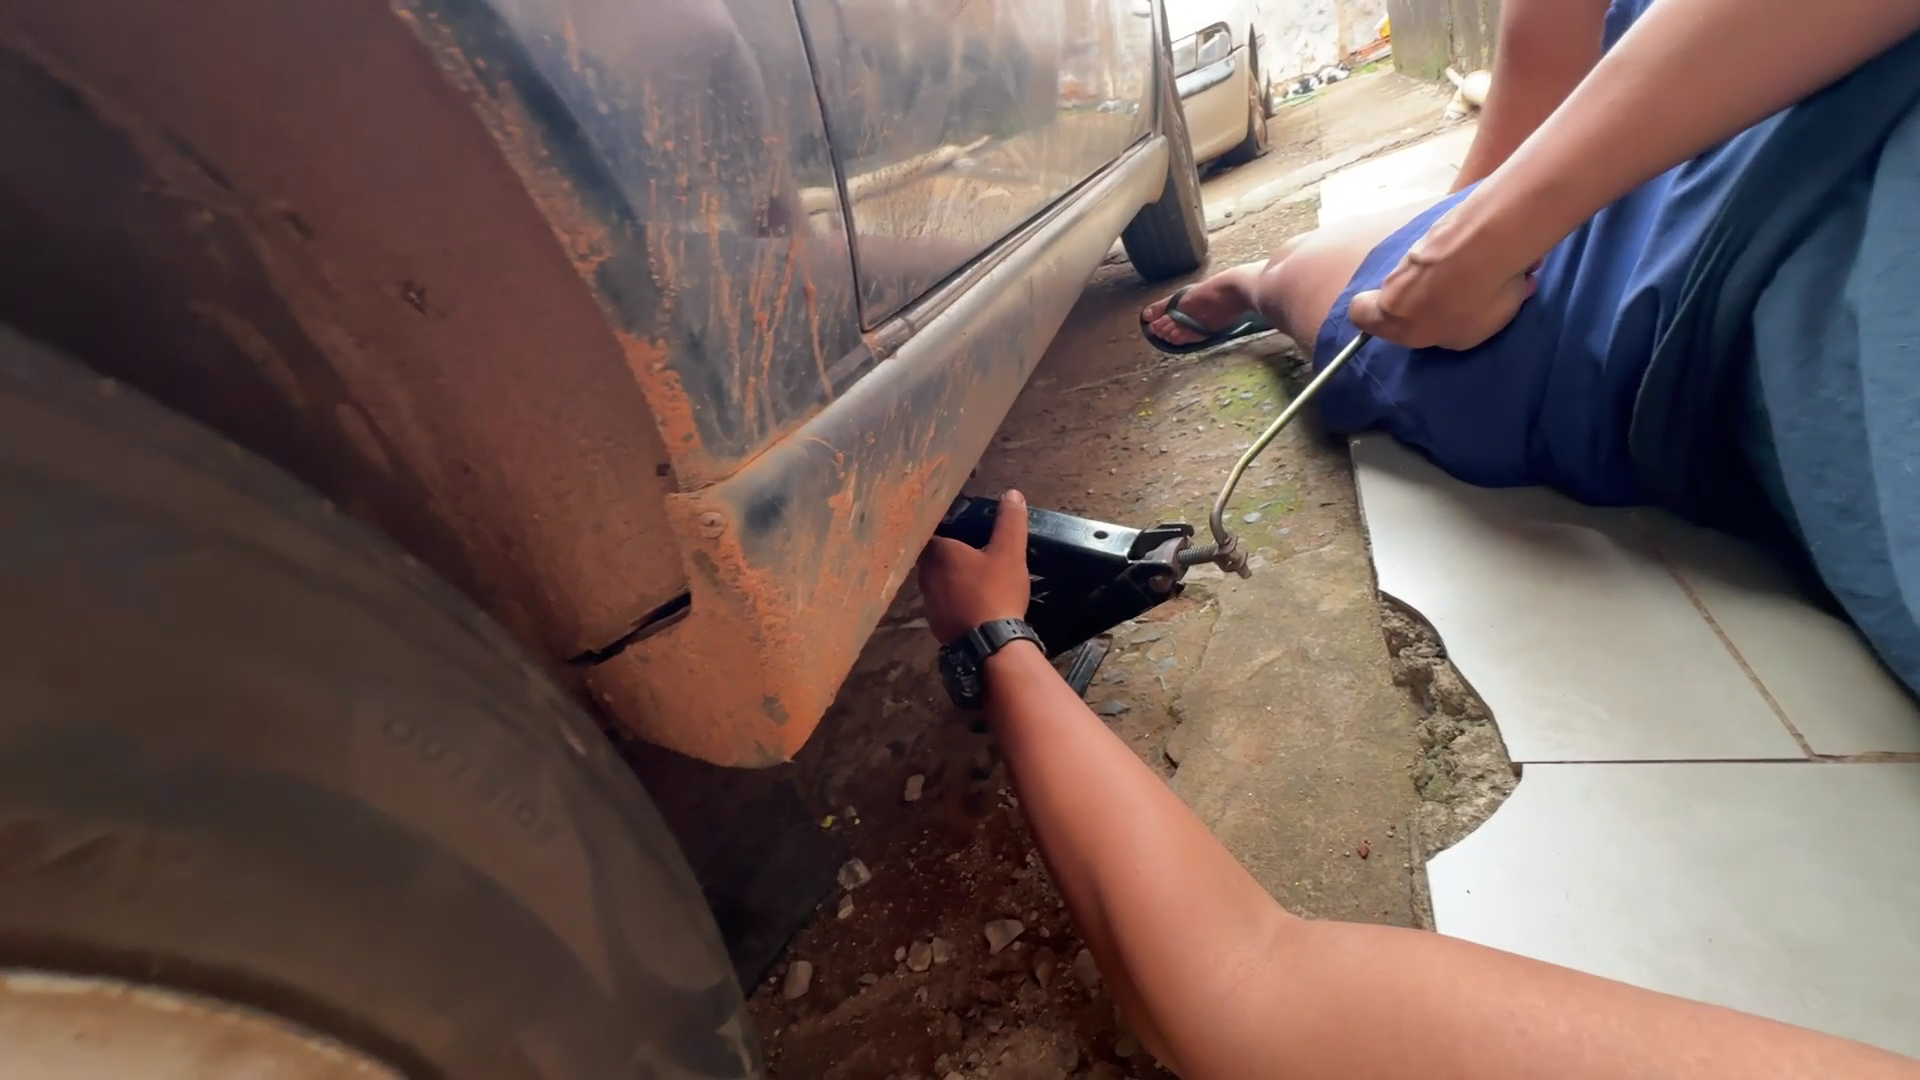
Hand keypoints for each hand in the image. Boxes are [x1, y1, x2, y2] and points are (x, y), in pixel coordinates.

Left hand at [916, 489, 1030, 644]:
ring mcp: (927, 600)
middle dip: (948, 552)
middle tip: (970, 549)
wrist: (989, 644)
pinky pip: (942, 602)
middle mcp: (925, 574)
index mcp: (939, 552)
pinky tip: (970, 600)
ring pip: (936, 580)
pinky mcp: (934, 622)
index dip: (945, 527)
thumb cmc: (996, 592)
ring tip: (971, 574)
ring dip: (949, 577)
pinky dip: (953, 598)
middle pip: (932, 555)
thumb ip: (1009, 521)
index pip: (931, 530)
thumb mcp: (1009, 552)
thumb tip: (1012, 494)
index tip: (960, 526)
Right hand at [1347, 202, 1541, 350]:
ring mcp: (1413, 253)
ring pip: (1423, 267)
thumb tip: (1448, 325)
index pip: (1358, 314)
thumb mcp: (1463, 339)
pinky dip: (1467, 251)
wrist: (1487, 245)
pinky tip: (1496, 252)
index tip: (1392, 318)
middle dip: (1422, 294)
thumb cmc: (1470, 302)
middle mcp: (1393, 285)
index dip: (1369, 315)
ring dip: (1448, 272)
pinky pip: (1448, 245)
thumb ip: (1445, 335)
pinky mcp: (1436, 228)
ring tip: (1488, 274)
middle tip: (1458, 298)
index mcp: (1390, 319)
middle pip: (1396, 290)